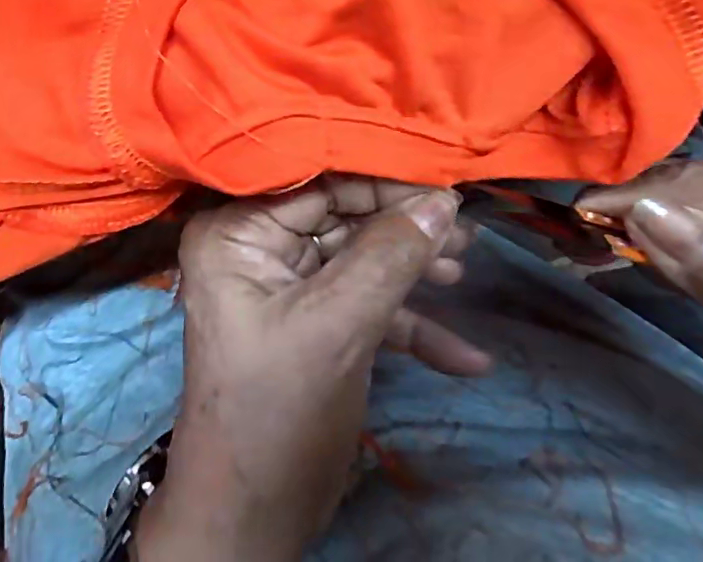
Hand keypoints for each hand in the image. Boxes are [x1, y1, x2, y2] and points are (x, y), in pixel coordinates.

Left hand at [136, 176, 487, 561]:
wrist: (251, 522)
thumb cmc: (276, 413)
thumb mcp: (337, 327)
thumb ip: (390, 257)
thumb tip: (442, 201)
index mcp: (238, 232)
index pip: (318, 182)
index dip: (382, 181)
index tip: (444, 185)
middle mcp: (255, 246)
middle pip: (342, 215)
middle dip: (403, 229)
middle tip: (464, 232)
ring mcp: (283, 283)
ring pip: (357, 256)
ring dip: (411, 269)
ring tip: (462, 270)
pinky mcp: (309, 320)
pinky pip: (361, 303)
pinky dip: (409, 325)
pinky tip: (463, 356)